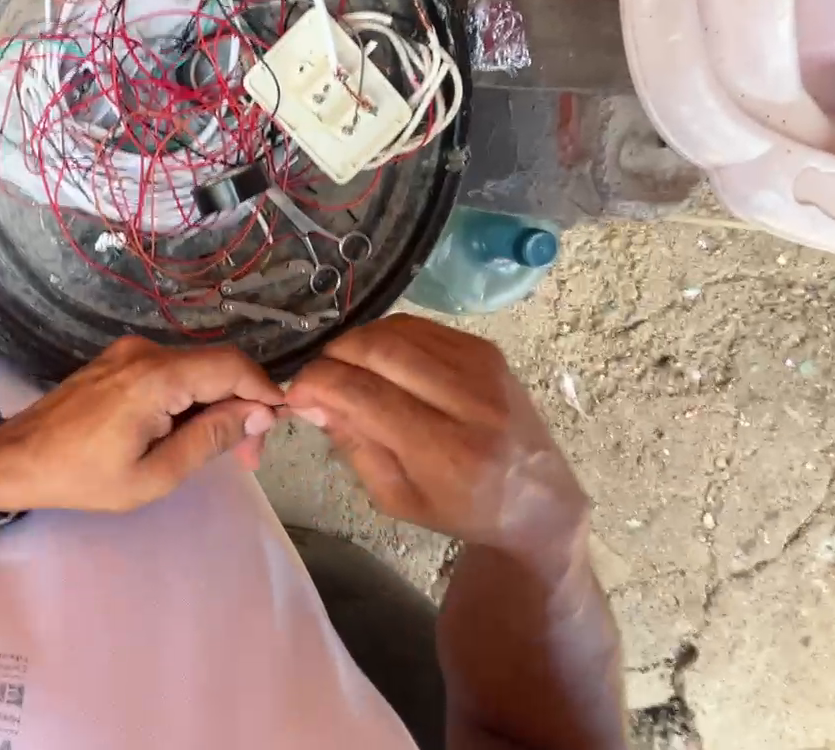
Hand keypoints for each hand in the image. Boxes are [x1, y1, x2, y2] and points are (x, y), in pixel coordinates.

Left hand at [0, 337, 282, 513]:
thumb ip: (210, 438)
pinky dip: (188, 396)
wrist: (17, 457)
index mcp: (156, 376)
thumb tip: (259, 413)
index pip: (231, 365)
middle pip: (215, 365)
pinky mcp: (118, 360)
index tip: (279, 427)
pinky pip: (169, 370)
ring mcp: (128, 352)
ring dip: (215, 402)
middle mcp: (145, 351)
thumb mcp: (155, 473)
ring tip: (217, 448)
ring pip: (194, 368)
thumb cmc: (83, 476)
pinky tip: (185, 430)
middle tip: (248, 455)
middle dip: (241, 404)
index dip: (264, 390)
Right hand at [286, 314, 588, 557]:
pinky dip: (383, 336)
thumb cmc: (460, 509)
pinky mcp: (486, 351)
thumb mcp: (394, 496)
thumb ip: (350, 443)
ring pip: (394, 330)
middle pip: (377, 351)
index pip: (364, 394)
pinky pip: (415, 326)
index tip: (296, 393)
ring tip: (345, 369)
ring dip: (354, 344)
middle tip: (318, 378)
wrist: (539, 502)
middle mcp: (471, 404)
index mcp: (447, 453)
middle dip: (332, 357)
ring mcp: (483, 370)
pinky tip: (377, 360)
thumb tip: (308, 397)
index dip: (317, 383)